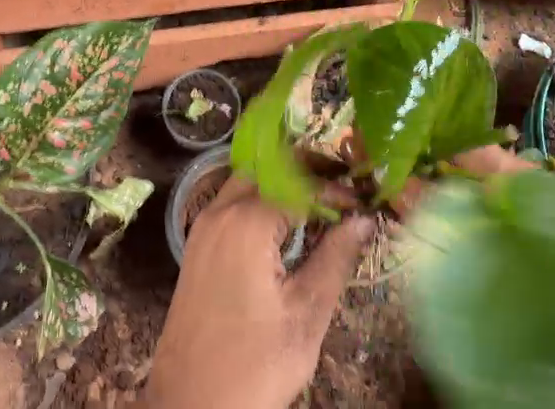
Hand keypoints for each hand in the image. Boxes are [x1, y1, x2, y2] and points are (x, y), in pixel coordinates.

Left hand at [142, 177, 373, 408]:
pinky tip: (286, 227)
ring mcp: (202, 229)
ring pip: (247, 183)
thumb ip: (336, 257)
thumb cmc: (255, 364)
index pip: (300, 185)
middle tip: (343, 187)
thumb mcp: (306, 313)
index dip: (336, 190)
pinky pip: (232, 206)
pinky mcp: (196, 249)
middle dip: (307, 172)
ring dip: (282, 185)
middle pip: (268, 170)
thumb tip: (364, 218)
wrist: (191, 408)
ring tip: (320, 203)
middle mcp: (219, 213)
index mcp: (246, 222)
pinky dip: (261, 203)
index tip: (364, 201)